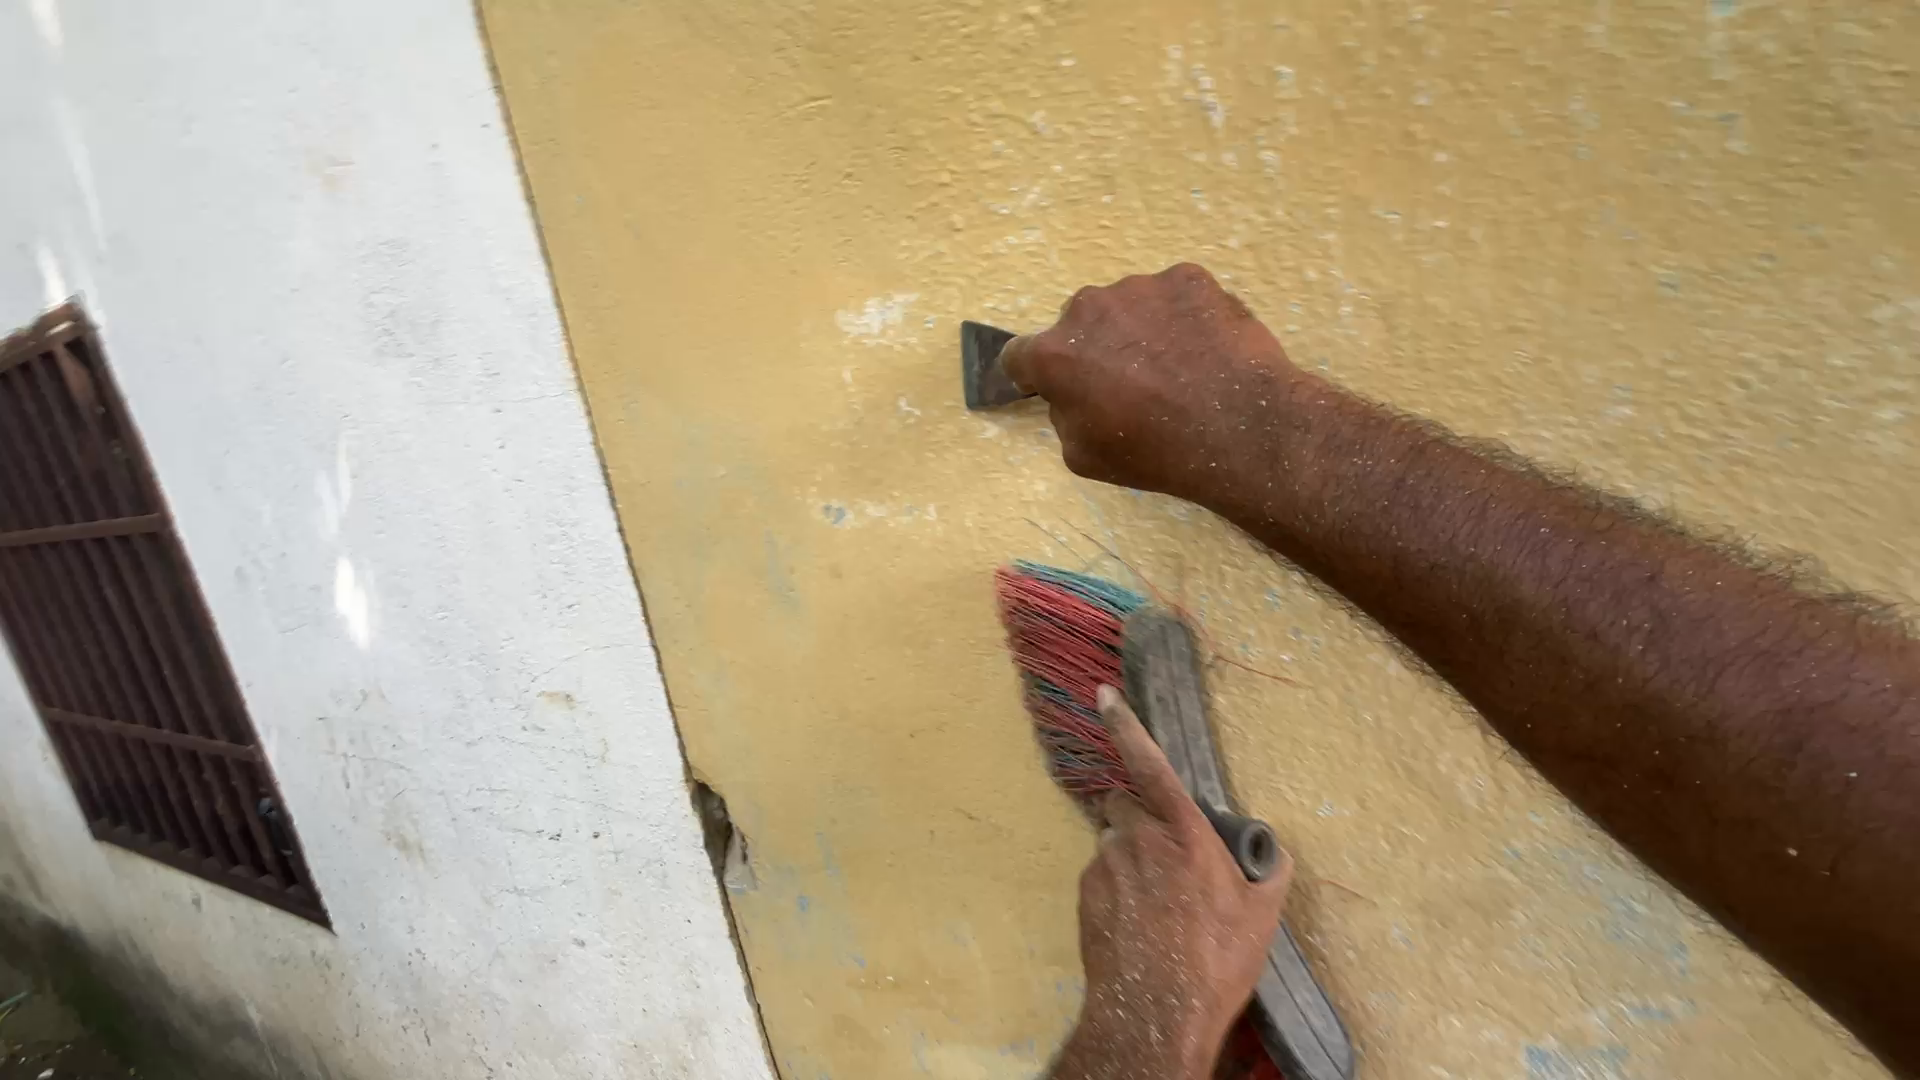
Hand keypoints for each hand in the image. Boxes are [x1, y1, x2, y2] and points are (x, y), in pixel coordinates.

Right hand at [1000, 263, 1305, 506]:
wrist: (1239, 429)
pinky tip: (1202, 351)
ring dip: (1136, 330)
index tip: (1052, 386)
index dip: (1033, 374)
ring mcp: (1139, 287)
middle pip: (1075, 325)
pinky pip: (1171, 297)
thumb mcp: (1083, 456)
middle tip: (1127, 383)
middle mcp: (1087, 308)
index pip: (1019, 355)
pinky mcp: (1187, 277)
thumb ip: (1063, 414)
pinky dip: (1179, 318)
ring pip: (1125, 307)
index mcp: (1054, 355)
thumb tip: (1073, 394)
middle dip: (1091, 349)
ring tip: (1174, 368)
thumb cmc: (1153, 452)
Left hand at [1051, 686, 1293, 1079]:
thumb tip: (1269, 847)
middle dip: (1139, 815)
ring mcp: (1106, 861)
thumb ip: (1267, 868)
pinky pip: (1099, 870)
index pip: (1150, 764)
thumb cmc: (1217, 959)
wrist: (1157, 1010)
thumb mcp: (1262, 915)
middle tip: (1163, 857)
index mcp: (1183, 832)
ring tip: (1152, 900)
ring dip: (1128, 853)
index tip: (1103, 693)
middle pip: (1125, 802)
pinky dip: (1113, 883)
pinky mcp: (1085, 888)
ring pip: (1112, 838)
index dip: (1126, 725)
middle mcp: (1138, 835)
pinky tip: (1132, 919)